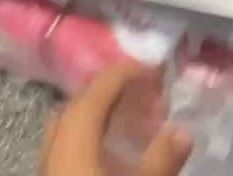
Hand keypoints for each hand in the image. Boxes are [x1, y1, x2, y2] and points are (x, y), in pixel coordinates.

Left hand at [39, 62, 191, 175]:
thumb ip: (162, 160)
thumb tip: (183, 131)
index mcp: (75, 127)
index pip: (102, 85)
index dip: (129, 73)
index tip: (157, 71)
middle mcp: (57, 136)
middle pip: (89, 102)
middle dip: (122, 97)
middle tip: (154, 100)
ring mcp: (49, 160)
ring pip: (79, 126)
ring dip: (110, 120)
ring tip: (142, 126)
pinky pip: (73, 147)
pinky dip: (98, 142)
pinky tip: (119, 159)